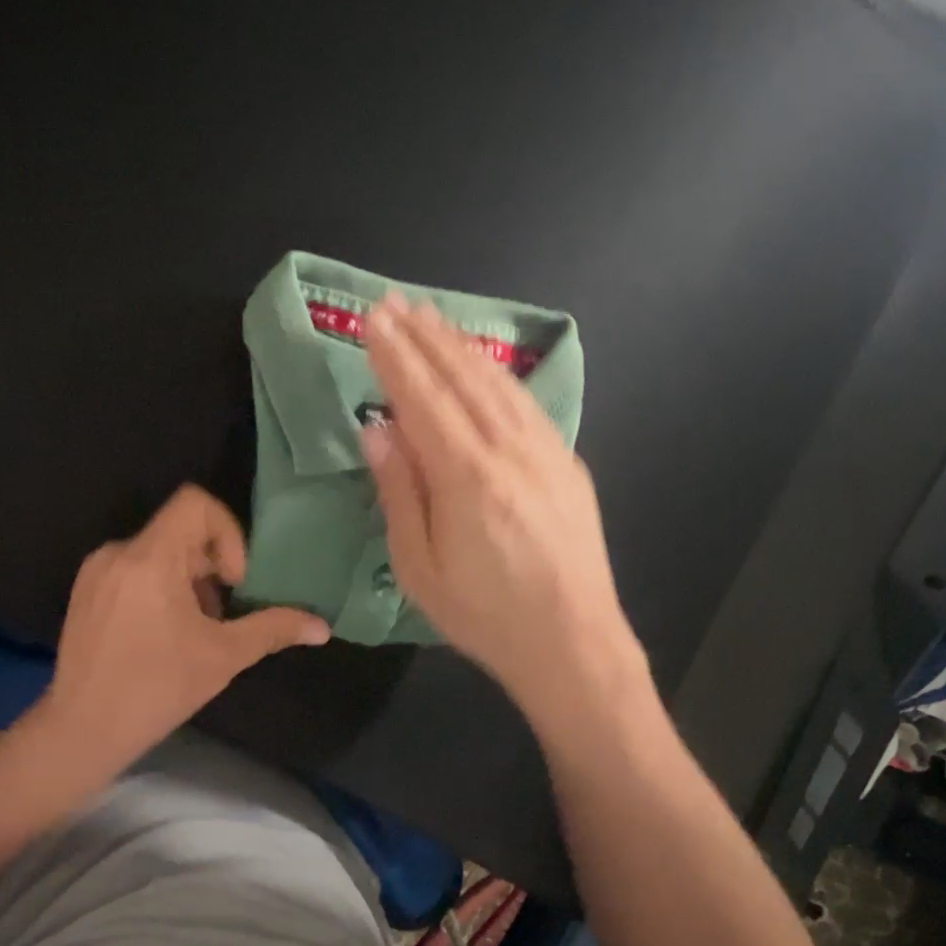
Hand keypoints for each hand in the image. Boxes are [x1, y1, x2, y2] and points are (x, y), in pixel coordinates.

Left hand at [25, 485, 330, 773]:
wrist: (81, 731)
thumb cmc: (155, 690)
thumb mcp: (222, 658)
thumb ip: (272, 629)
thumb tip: (321, 627)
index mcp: (149, 558)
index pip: (195, 503)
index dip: (226, 533)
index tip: (232, 582)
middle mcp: (118, 552)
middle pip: (179, 529)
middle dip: (210, 566)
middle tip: (220, 615)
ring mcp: (96, 570)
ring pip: (157, 551)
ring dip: (186, 580)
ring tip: (192, 630)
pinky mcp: (85, 590)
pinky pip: (133, 568)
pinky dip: (159, 587)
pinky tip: (163, 635)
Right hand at [362, 295, 647, 719]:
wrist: (572, 644)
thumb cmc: (482, 614)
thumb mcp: (418, 566)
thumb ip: (399, 491)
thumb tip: (377, 428)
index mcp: (466, 477)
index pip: (421, 398)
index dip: (394, 356)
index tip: (372, 320)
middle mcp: (509, 450)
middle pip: (460, 378)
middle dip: (423, 336)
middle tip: (394, 302)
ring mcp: (545, 452)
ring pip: (496, 383)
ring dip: (459, 345)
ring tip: (431, 316)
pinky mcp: (566, 463)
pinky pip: (525, 402)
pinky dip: (496, 372)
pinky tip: (482, 362)